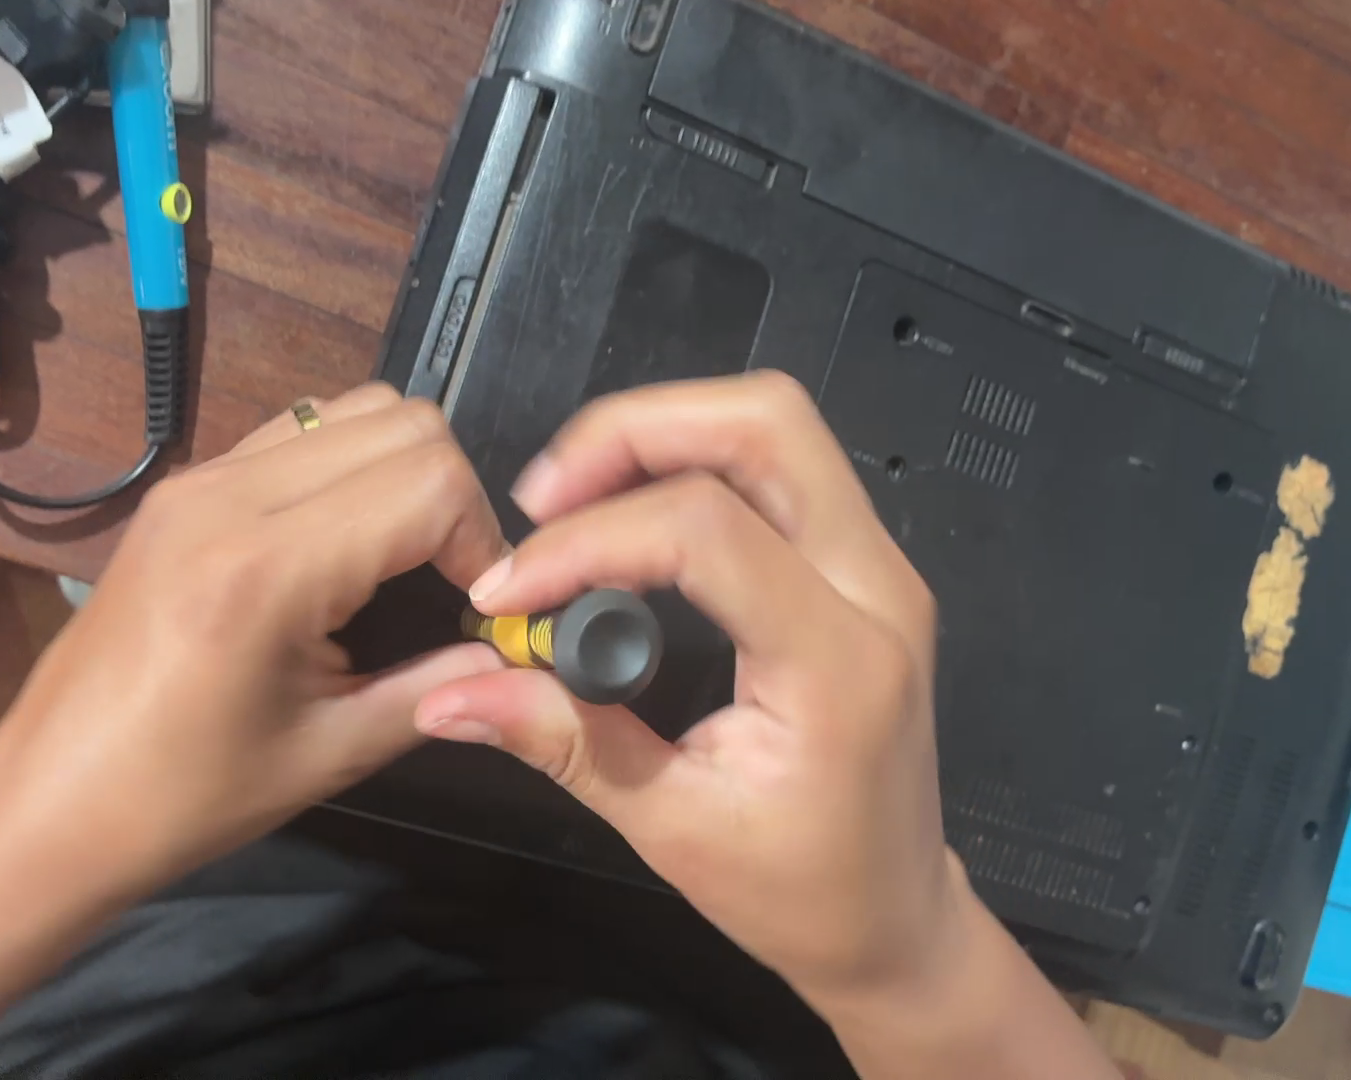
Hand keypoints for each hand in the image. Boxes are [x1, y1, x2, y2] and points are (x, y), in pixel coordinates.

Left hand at [0, 383, 508, 893]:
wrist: (45, 802)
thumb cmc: (188, 795)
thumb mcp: (337, 752)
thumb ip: (446, 685)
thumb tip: (517, 653)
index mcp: (268, 568)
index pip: (431, 484)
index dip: (483, 539)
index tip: (480, 606)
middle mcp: (232, 493)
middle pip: (409, 424)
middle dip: (457, 498)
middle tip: (452, 576)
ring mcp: (205, 474)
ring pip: (365, 408)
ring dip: (412, 471)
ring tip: (409, 551)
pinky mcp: (192, 479)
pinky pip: (311, 426)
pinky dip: (362, 462)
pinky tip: (352, 534)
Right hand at [413, 371, 959, 1007]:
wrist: (896, 913)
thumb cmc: (798, 891)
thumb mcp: (671, 826)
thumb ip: (563, 740)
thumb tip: (454, 695)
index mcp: (837, 662)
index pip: (706, 533)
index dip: (586, 543)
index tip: (508, 593)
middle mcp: (876, 584)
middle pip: (765, 424)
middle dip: (634, 431)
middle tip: (544, 495)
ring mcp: (879, 563)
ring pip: (774, 427)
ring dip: (662, 434)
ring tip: (574, 496)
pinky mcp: (861, 563)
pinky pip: (777, 467)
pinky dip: (692, 461)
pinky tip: (632, 511)